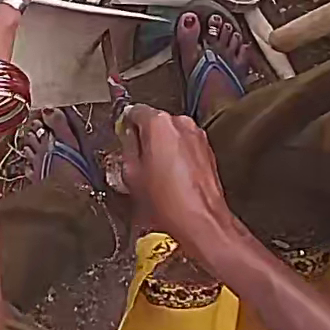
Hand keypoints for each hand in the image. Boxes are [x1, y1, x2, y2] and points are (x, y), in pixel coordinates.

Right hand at [117, 105, 241, 264]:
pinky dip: (178, 154)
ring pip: (172, 133)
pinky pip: (185, 144)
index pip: (135, 110)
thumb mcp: (131, 173)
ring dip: (162, 146)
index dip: (125, 123)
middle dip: (145, 137)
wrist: (201, 219)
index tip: (122, 132)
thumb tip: (127, 137)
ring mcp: (197, 135)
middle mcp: (180, 123)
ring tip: (155, 173)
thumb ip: (126, 147)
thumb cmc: (168, 201)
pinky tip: (172, 176)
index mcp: (159, 123)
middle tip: (136, 160)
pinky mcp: (207, 149)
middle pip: (155, 121)